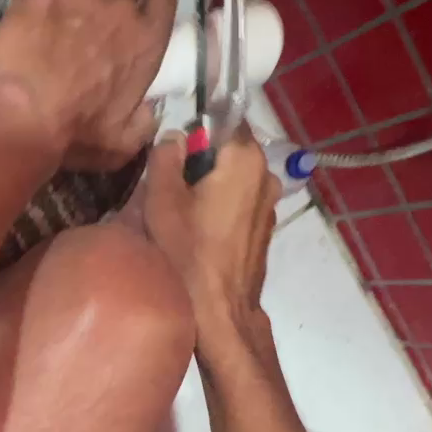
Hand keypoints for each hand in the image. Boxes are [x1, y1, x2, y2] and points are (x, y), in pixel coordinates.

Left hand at [0, 0, 178, 169]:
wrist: (23, 117)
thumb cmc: (75, 135)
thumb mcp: (122, 144)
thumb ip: (142, 122)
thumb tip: (147, 111)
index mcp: (146, 42)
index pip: (163, 0)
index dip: (152, 3)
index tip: (139, 12)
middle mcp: (120, 9)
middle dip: (110, 0)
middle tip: (89, 28)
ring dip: (74, 2)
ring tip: (53, 30)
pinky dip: (42, 2)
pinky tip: (30, 25)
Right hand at [137, 128, 283, 328]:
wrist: (219, 311)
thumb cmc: (187, 254)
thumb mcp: (161, 201)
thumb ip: (165, 157)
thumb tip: (175, 137)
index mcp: (244, 157)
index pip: (220, 120)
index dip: (192, 136)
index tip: (171, 162)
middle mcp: (265, 173)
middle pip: (226, 151)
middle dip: (198, 165)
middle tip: (169, 194)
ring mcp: (269, 202)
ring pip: (232, 179)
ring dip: (209, 189)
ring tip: (183, 218)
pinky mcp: (265, 228)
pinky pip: (238, 203)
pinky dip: (220, 210)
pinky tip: (200, 235)